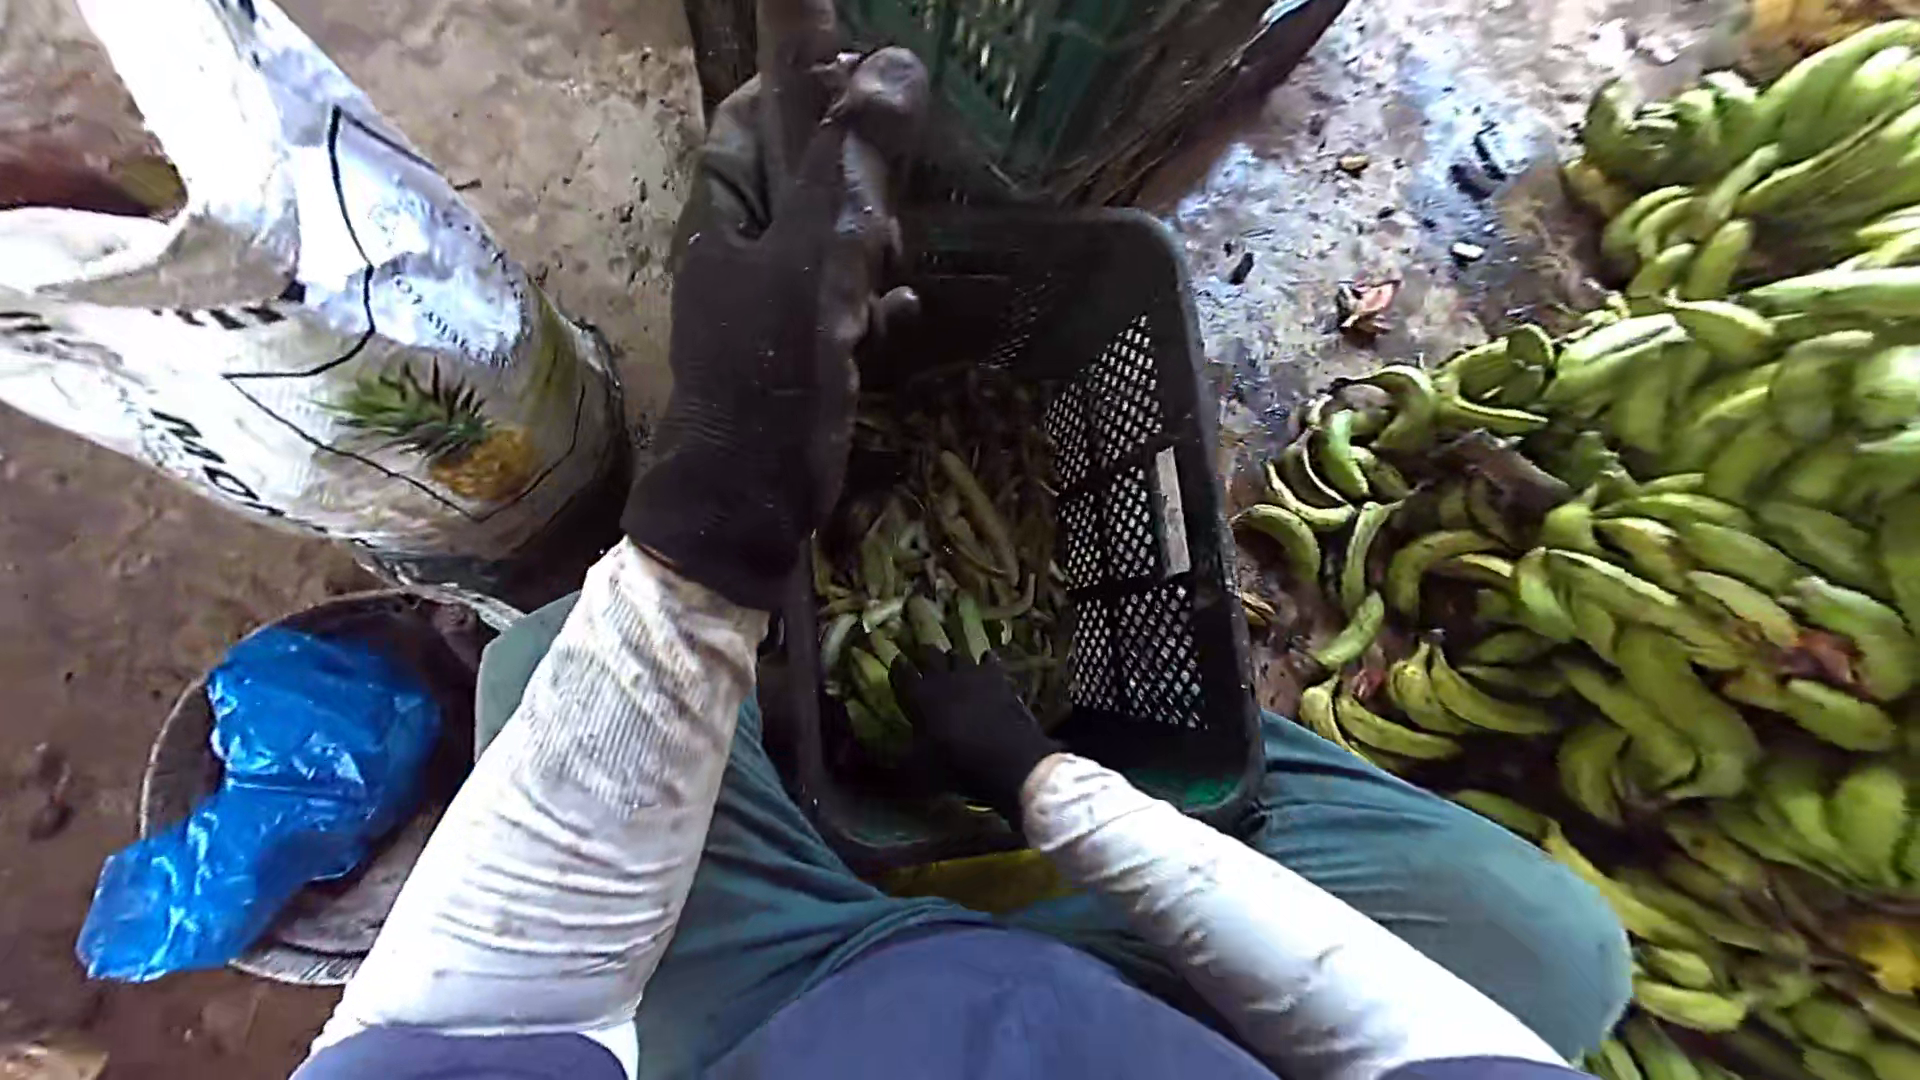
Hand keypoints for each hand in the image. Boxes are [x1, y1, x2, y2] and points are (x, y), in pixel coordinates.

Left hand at [623, 0, 927, 609]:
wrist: (755, 493)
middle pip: (799, 182)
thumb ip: (848, 175)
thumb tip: (893, 66)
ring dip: (867, 239)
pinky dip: (874, 303)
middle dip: (848, 168)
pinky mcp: (800, 356)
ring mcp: (771, 310)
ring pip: (827, 248)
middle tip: (897, 152)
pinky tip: (906, 305)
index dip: (797, 74)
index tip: (846, 51)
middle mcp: (743, 256)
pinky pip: (841, 310)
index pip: (756, 118)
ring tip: (901, 241)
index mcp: (726, 218)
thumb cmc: (773, 376)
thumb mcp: (815, 268)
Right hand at [890, 650, 1062, 820]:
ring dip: (952, 657)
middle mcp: (942, 679)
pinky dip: (985, 661)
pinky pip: (988, 660)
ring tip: (951, 660)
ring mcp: (973, 675)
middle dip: (924, 654)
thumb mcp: (918, 773)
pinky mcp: (998, 678)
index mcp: (919, 697)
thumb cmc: (957, 766)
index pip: (902, 673)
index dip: (898, 667)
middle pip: (929, 654)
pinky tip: (986, 662)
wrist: (1008, 758)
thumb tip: (873, 769)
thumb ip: (898, 764)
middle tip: (922, 656)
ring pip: (958, 654)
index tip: (897, 661)